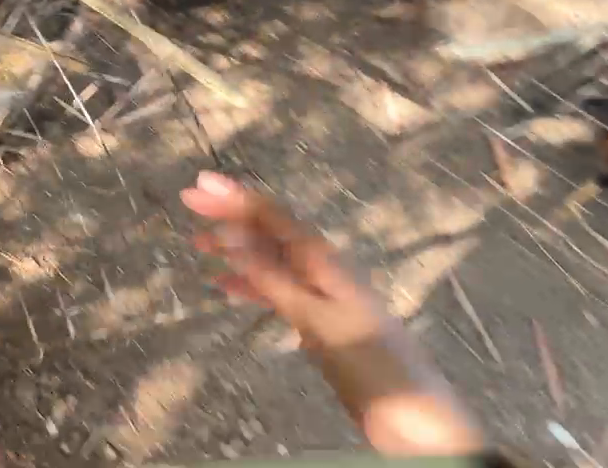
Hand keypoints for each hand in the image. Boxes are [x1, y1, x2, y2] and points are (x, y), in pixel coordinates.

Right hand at [181, 171, 487, 456]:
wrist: (419, 425)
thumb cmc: (370, 364)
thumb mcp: (315, 319)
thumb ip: (271, 278)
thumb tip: (229, 234)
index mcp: (322, 260)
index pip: (270, 214)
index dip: (233, 196)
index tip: (198, 183)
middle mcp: (319, 267)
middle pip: (267, 229)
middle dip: (228, 214)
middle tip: (188, 203)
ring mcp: (319, 293)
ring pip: (267, 257)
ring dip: (233, 247)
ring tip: (197, 244)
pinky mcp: (318, 319)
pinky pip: (274, 287)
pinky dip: (247, 281)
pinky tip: (223, 286)